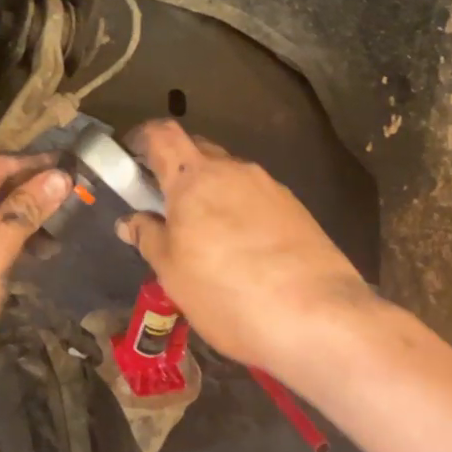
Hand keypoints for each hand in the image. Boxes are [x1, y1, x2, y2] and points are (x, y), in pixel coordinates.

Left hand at [0, 154, 71, 381]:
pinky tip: (24, 253)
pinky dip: (0, 237)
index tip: (73, 168)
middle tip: (71, 202)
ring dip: (18, 219)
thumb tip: (60, 175)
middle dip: (30, 193)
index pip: (2, 163)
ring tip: (55, 236)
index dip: (38, 165)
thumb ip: (27, 207)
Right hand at [116, 119, 376, 380]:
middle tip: (165, 208)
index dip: (142, 138)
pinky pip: (255, 199)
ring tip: (206, 239)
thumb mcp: (172, 273)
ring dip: (211, 195)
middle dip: (177, 171)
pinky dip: (240, 212)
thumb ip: (149, 239)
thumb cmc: (229, 293)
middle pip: (196, 151)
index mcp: (193, 177)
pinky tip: (244, 253)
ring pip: (228, 177)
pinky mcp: (297, 210)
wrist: (321, 318)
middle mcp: (232, 170)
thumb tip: (132, 222)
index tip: (130, 159)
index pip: (161, 133)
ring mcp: (269, 187)